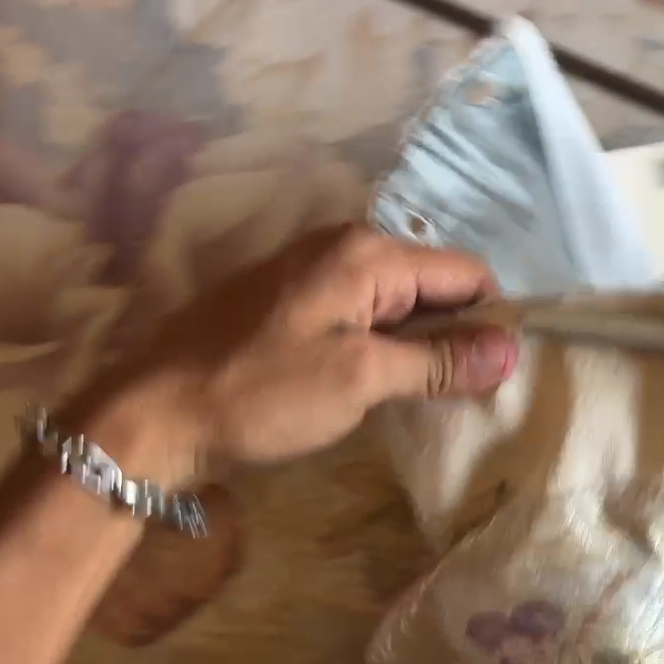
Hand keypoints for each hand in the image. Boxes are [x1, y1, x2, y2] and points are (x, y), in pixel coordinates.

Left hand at [74, 225, 515, 486]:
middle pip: (437, 285)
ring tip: (426, 391)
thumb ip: (442, 360)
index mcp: (368, 254)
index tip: (493, 372)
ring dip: (424, 343)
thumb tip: (512, 351)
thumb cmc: (262, 391)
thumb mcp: (363, 378)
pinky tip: (381, 381)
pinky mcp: (299, 300)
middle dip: (458, 333)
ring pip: (405, 302)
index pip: (468, 274)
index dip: (490, 320)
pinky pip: (371, 313)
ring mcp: (318, 271)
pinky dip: (390, 344)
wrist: (150, 415)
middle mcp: (347, 248)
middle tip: (462, 389)